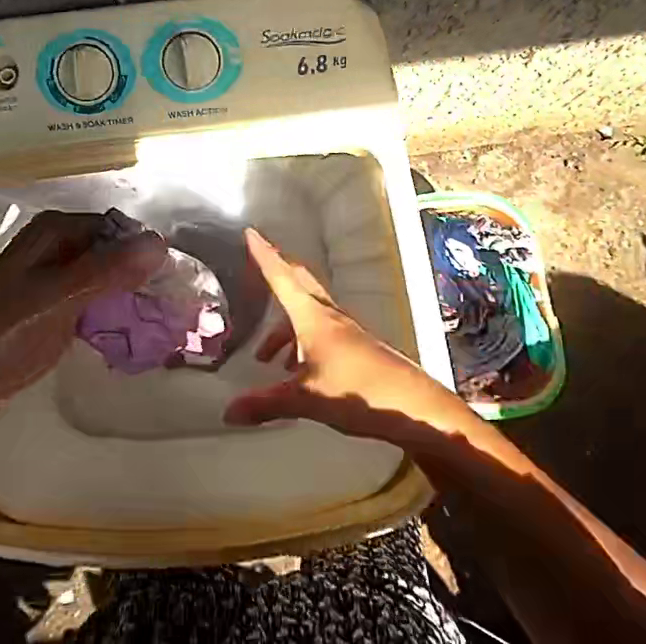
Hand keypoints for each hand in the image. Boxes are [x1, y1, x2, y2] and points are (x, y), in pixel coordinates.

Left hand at [0, 211, 167, 455]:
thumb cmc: (0, 335)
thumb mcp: (58, 299)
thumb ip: (108, 270)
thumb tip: (160, 242)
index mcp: (52, 232)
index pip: (116, 229)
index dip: (146, 253)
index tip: (178, 284)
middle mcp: (51, 248)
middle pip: (111, 254)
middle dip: (141, 279)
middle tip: (175, 313)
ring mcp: (47, 281)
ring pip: (102, 281)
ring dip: (129, 300)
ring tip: (162, 329)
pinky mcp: (45, 311)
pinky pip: (89, 304)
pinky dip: (109, 318)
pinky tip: (129, 340)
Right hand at [224, 229, 476, 442]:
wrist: (418, 409)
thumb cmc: (359, 393)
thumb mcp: (306, 400)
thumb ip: (266, 404)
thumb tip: (228, 413)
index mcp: (312, 317)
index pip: (282, 277)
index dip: (264, 255)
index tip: (250, 232)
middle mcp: (329, 316)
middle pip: (298, 283)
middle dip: (277, 272)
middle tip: (257, 263)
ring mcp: (346, 331)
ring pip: (308, 312)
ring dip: (285, 324)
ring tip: (266, 356)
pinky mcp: (357, 347)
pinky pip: (320, 332)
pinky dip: (301, 341)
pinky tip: (297, 370)